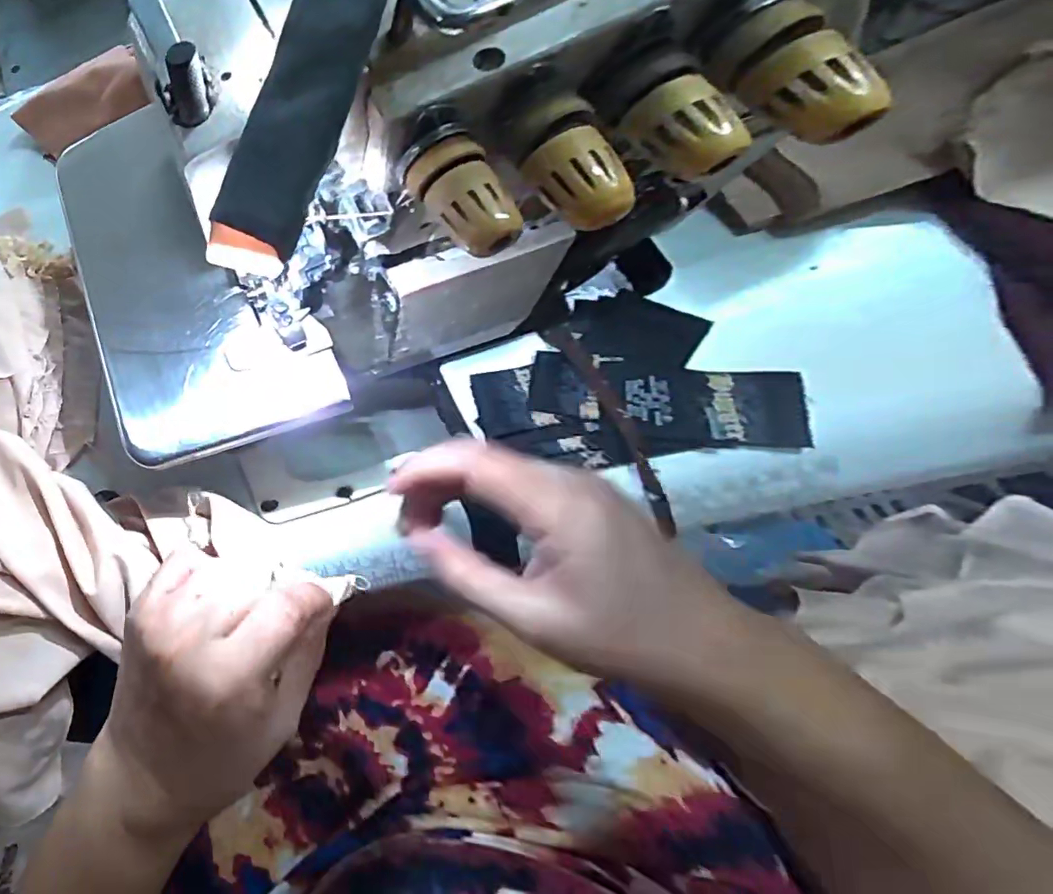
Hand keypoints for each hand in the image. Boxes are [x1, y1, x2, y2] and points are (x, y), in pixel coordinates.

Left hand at [96, 546, 336, 836]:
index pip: (285, 605)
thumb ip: (305, 652)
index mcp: (231, 674)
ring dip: (240, 582)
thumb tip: (326, 600)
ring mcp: (159, 617)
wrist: (145, 770)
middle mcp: (190, 637)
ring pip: (220, 567)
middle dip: (277, 593)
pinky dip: (204, 569)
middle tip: (280, 618)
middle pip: (254, 582)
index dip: (313, 594)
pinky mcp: (139, 606)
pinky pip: (183, 559)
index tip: (322, 600)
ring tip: (242, 613)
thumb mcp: (282, 718)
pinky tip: (209, 598)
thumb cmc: (223, 759)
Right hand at [391, 440, 754, 691]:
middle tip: (403, 515)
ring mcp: (580, 482)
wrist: (715, 651)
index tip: (387, 495)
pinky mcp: (586, 494)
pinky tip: (466, 511)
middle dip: (429, 474)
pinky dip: (478, 485)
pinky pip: (517, 474)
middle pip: (478, 453)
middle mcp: (566, 478)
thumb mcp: (531, 618)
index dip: (419, 469)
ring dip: (452, 479)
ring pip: (496, 460)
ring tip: (425, 516)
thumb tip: (416, 536)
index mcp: (554, 502)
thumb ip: (464, 572)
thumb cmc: (621, 638)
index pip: (469, 460)